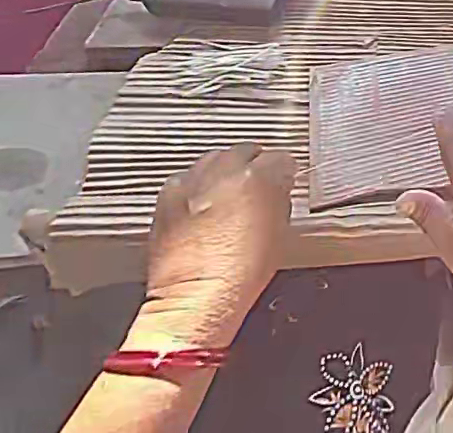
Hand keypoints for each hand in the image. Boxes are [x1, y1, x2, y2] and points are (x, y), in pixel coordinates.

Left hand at [132, 144, 296, 349]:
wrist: (194, 302)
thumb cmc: (240, 273)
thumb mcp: (280, 229)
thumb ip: (281, 195)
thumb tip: (278, 185)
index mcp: (259, 176)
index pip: (281, 157)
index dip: (283, 173)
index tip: (282, 184)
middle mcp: (224, 170)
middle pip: (246, 151)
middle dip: (253, 167)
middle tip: (256, 190)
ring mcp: (194, 180)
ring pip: (216, 160)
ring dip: (224, 173)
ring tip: (227, 198)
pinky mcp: (169, 195)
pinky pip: (188, 178)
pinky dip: (197, 187)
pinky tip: (202, 206)